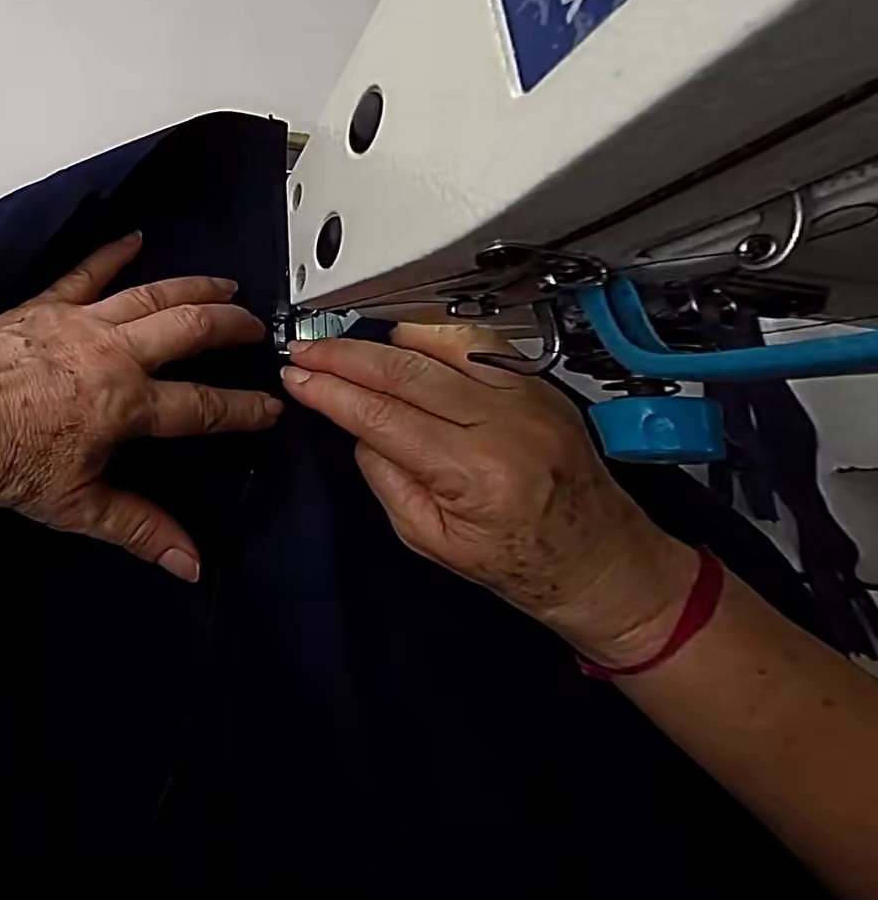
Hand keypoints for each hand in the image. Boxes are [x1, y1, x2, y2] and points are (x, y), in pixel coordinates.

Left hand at [0, 233, 280, 581]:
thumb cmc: (2, 461)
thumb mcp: (75, 504)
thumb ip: (139, 529)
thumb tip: (192, 565)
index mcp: (126, 404)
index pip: (203, 406)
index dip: (244, 409)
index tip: (271, 407)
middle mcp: (113, 354)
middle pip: (189, 330)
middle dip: (231, 328)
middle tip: (254, 329)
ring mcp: (79, 323)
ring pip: (151, 295)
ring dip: (193, 287)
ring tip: (224, 285)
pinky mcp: (45, 307)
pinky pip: (86, 273)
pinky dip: (112, 254)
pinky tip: (134, 238)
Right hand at [279, 323, 701, 664]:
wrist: (605, 563)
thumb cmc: (516, 561)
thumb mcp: (424, 535)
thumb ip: (384, 475)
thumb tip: (356, 426)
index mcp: (475, 472)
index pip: (379, 413)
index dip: (328, 391)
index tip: (294, 378)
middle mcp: (508, 425)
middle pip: (403, 369)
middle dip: (340, 356)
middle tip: (302, 351)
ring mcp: (529, 399)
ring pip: (438, 342)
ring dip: (379, 340)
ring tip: (339, 346)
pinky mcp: (538, 386)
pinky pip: (472, 343)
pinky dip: (423, 337)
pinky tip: (392, 345)